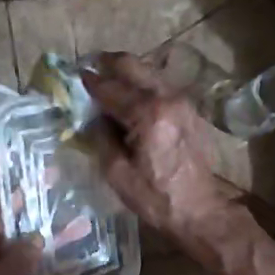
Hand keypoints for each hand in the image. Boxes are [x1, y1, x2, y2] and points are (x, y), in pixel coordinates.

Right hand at [81, 53, 251, 258]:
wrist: (200, 211)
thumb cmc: (155, 198)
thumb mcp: (117, 173)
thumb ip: (101, 138)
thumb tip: (92, 118)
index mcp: (148, 113)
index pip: (111, 88)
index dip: (90, 82)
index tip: (74, 76)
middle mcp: (168, 98)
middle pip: (134, 66)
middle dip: (109, 63)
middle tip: (90, 66)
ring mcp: (183, 102)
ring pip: (149, 72)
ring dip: (127, 72)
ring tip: (108, 80)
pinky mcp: (191, 111)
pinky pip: (162, 86)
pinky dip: (143, 85)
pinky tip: (131, 98)